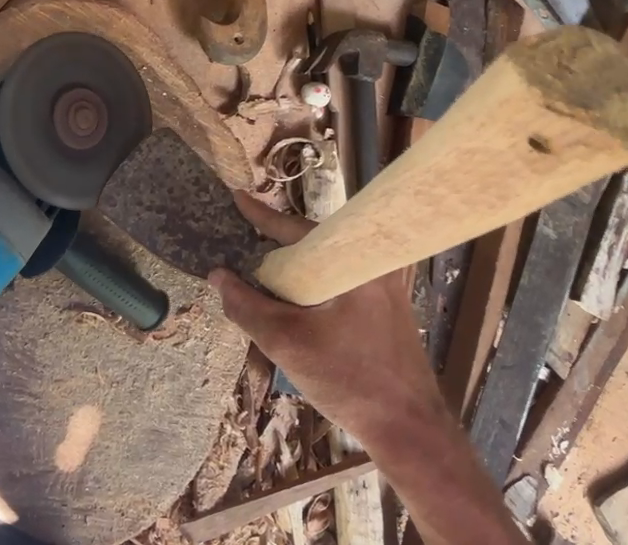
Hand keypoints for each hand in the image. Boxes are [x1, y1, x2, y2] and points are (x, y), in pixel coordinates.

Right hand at [206, 192, 446, 441]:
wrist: (411, 431)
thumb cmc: (349, 380)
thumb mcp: (286, 342)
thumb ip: (246, 306)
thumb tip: (217, 277)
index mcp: (354, 263)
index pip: (297, 229)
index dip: (262, 217)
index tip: (237, 197)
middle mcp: (374, 265)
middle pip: (314, 243)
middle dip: (279, 244)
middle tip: (248, 242)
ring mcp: (385, 287)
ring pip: (327, 264)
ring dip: (296, 269)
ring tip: (265, 275)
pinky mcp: (388, 308)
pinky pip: (340, 281)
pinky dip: (314, 285)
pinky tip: (296, 304)